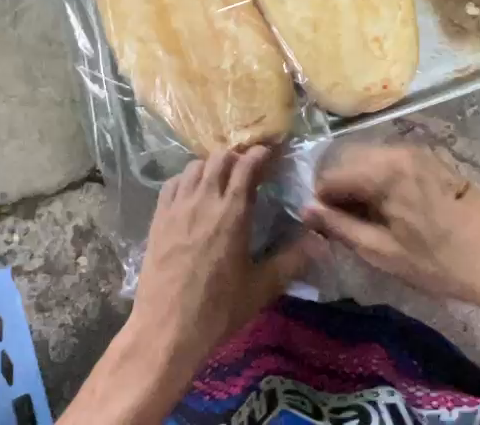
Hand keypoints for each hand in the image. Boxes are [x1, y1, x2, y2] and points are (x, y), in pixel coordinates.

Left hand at [130, 146, 314, 367]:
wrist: (167, 327)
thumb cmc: (218, 310)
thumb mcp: (261, 288)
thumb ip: (292, 261)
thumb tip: (321, 242)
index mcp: (232, 213)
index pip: (247, 166)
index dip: (260, 154)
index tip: (270, 152)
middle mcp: (204, 200)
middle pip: (219, 158)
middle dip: (236, 156)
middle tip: (248, 167)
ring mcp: (177, 206)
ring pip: (194, 166)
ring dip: (211, 165)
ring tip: (221, 178)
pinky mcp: (158, 217)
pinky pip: (172, 183)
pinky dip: (186, 178)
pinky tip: (192, 192)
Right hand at [301, 143, 479, 307]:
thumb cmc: (441, 263)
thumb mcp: (383, 252)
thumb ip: (339, 227)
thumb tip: (305, 209)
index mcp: (383, 169)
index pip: (331, 175)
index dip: (321, 200)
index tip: (324, 225)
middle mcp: (399, 150)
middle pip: (350, 161)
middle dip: (340, 189)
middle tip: (344, 224)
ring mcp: (419, 152)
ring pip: (371, 161)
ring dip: (361, 185)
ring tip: (368, 220)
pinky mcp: (434, 160)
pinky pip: (393, 163)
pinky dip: (382, 181)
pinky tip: (392, 210)